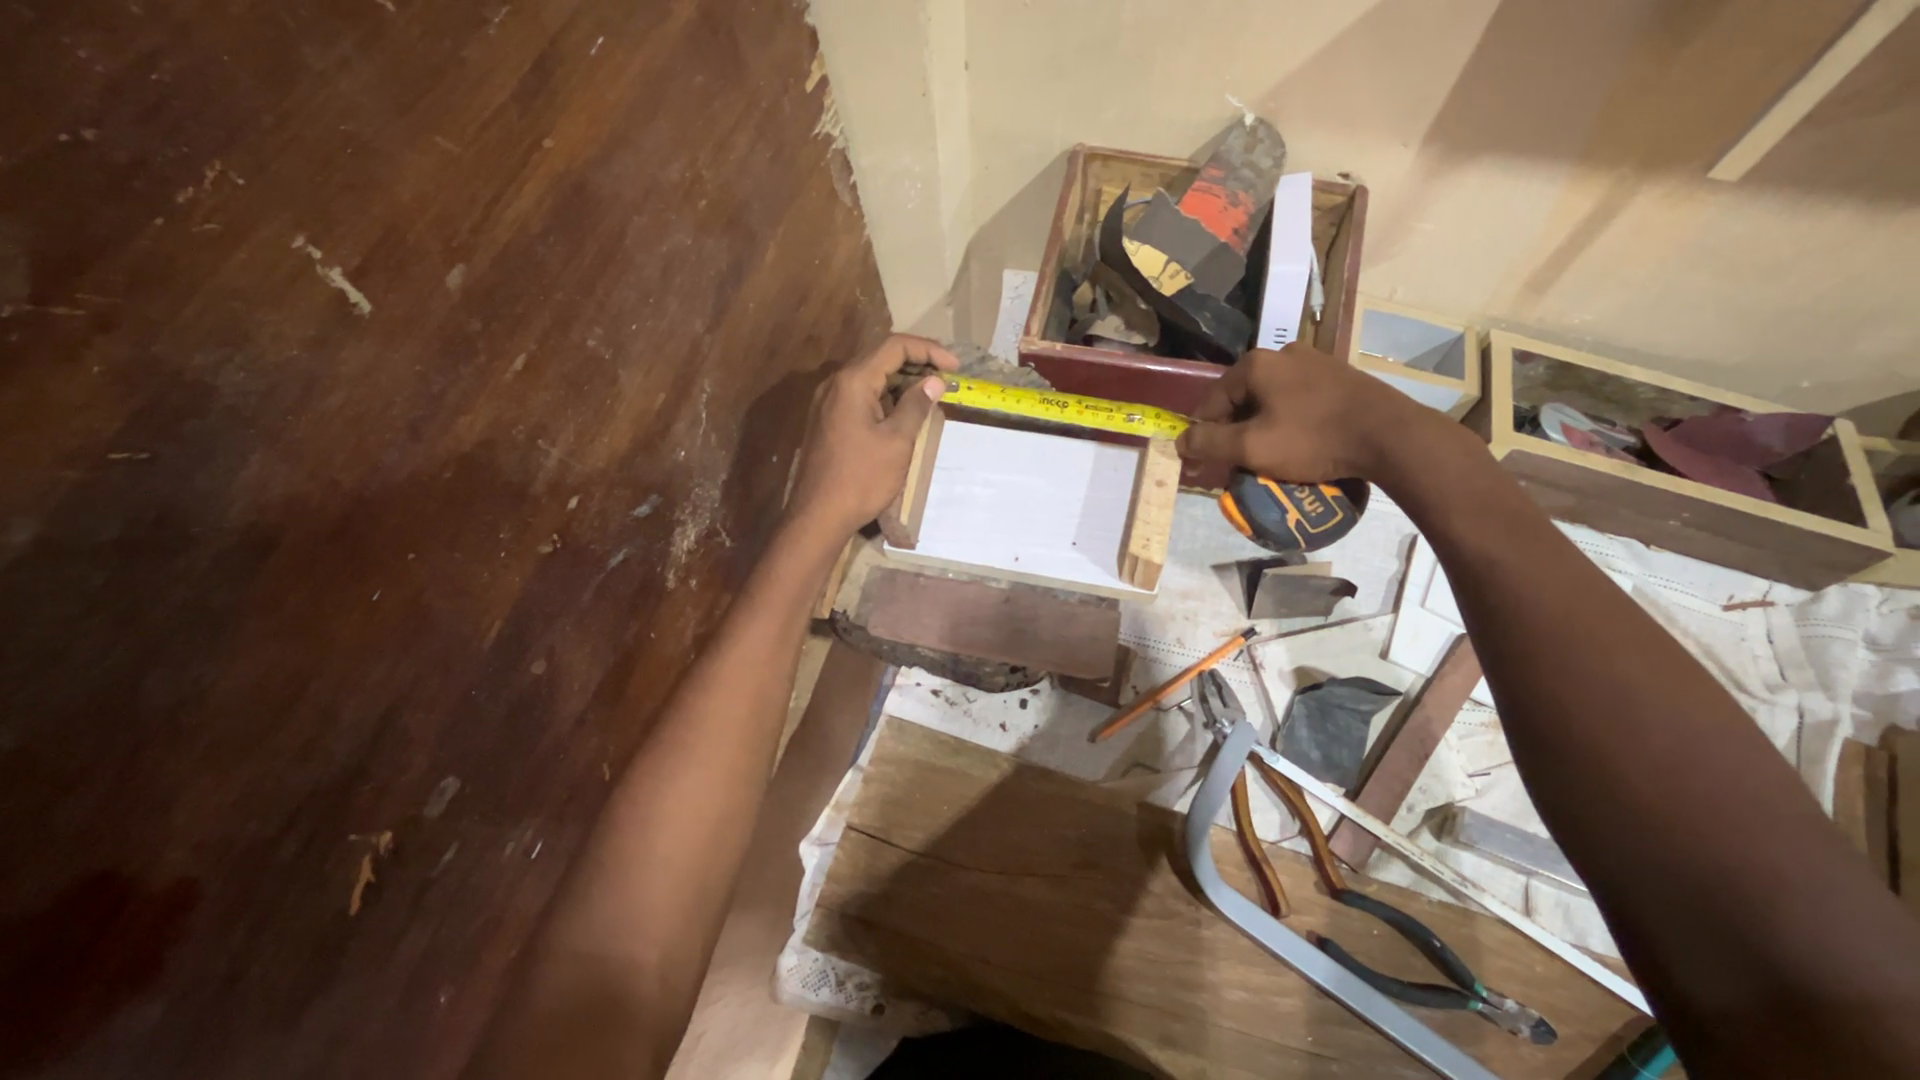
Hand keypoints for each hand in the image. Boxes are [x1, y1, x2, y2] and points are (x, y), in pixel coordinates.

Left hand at [786, 334, 956, 538]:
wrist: (819, 516)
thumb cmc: (861, 479)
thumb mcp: (897, 441)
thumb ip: (915, 406)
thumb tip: (934, 382)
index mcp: (853, 381)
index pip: (894, 346)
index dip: (929, 350)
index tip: (955, 367)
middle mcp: (836, 384)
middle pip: (881, 358)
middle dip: (917, 364)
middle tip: (946, 380)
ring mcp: (829, 403)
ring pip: (871, 379)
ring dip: (902, 382)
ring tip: (931, 397)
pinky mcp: (829, 422)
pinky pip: (861, 398)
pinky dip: (886, 399)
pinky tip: (905, 415)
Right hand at [1176, 343, 1433, 480]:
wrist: (1390, 436)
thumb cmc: (1313, 439)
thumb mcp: (1252, 448)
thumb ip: (1209, 444)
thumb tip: (1180, 442)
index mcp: (1256, 364)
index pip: (1212, 401)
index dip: (1202, 435)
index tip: (1202, 464)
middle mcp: (1283, 354)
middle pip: (1242, 399)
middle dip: (1234, 432)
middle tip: (1235, 464)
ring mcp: (1315, 362)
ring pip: (1271, 400)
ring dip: (1262, 428)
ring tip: (1267, 458)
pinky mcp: (1340, 377)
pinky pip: (1299, 401)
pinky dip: (1289, 422)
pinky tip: (1298, 444)